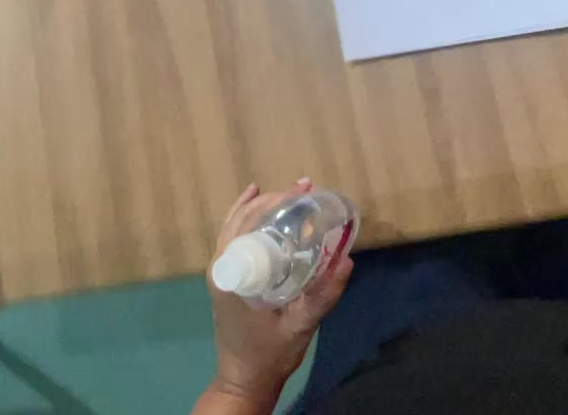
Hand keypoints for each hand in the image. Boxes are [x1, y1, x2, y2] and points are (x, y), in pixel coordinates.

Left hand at [206, 178, 354, 405]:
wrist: (245, 381)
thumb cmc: (270, 353)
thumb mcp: (300, 326)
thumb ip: (322, 296)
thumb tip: (346, 260)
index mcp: (232, 273)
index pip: (250, 223)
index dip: (276, 203)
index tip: (302, 193)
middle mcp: (221, 264)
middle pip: (244, 218)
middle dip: (275, 199)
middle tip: (306, 187)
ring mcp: (221, 268)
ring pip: (238, 223)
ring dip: (263, 204)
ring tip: (294, 191)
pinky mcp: (226, 273)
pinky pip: (233, 234)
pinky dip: (245, 213)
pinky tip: (256, 194)